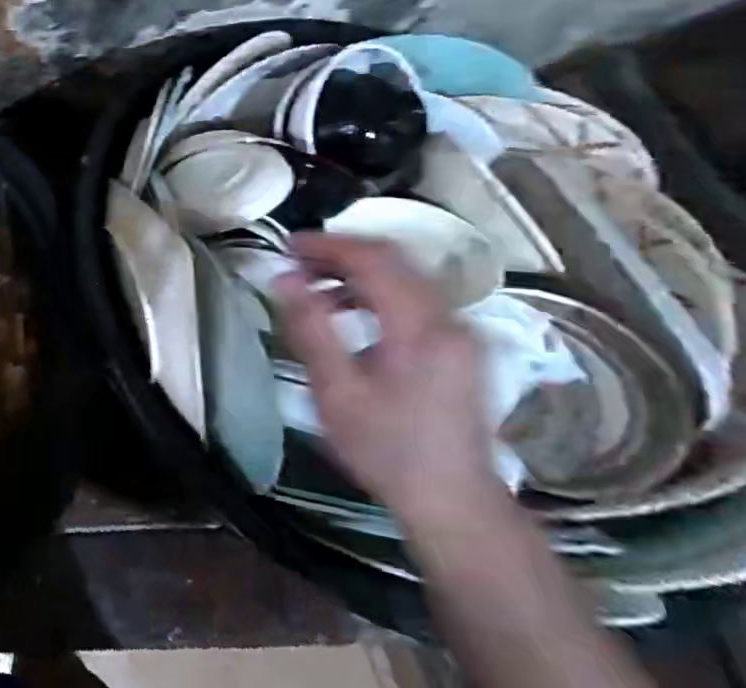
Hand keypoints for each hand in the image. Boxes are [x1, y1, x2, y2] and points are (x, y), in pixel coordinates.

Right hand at [275, 234, 507, 527]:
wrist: (455, 501)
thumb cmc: (387, 449)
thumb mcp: (336, 392)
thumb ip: (310, 328)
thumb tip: (283, 278)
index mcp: (420, 328)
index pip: (373, 259)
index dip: (327, 245)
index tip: (287, 245)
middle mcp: (449, 320)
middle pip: (394, 260)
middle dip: (341, 252)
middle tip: (296, 260)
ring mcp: (461, 333)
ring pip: (406, 276)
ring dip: (358, 271)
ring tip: (315, 286)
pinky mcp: (462, 347)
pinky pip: (416, 298)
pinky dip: (378, 291)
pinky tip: (350, 312)